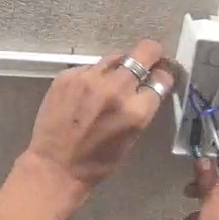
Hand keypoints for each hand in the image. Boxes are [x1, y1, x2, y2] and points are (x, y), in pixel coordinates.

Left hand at [22, 39, 172, 192]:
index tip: (161, 73)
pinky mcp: (68, 75)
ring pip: (115, 57)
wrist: (54, 165)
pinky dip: (93, 76)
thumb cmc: (97, 161)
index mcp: (135, 111)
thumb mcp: (131, 137)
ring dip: (119, 66)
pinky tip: (87, 92)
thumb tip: (149, 85)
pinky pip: (90, 67)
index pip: (161, 77)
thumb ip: (142, 108)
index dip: (163, 74)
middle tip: (149, 58)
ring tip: (112, 80)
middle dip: (150, 55)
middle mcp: (115, 89)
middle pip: (143, 54)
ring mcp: (89, 78)